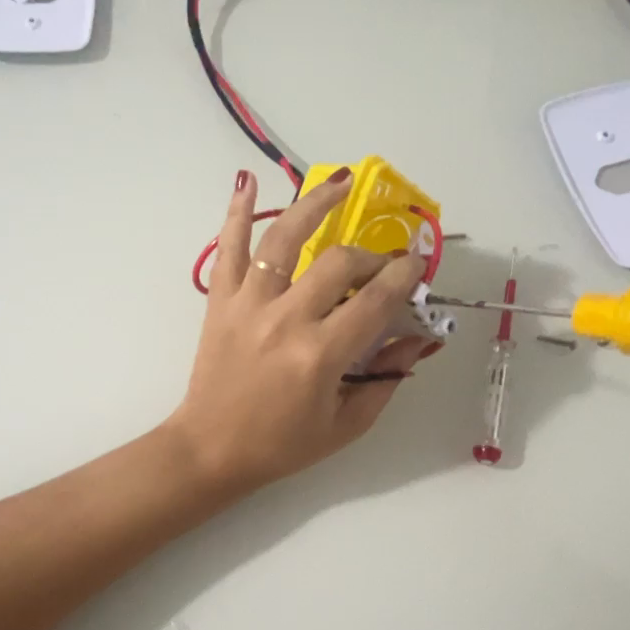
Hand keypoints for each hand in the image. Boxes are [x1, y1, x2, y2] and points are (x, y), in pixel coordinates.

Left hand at [166, 168, 437, 491]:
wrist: (211, 449)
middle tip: (381, 265)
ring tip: (341, 181)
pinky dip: (237, 212)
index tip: (418, 261)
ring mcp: (248, 305)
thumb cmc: (281, 445)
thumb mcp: (346, 425)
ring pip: (285, 239)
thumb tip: (418, 338)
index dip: (404, 275)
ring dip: (316, 204)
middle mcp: (286, 319)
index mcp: (321, 355)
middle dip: (370, 257)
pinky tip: (248, 181)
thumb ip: (386, 379)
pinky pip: (229, 248)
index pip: (375, 300)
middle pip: (338, 263)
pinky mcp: (220, 301)